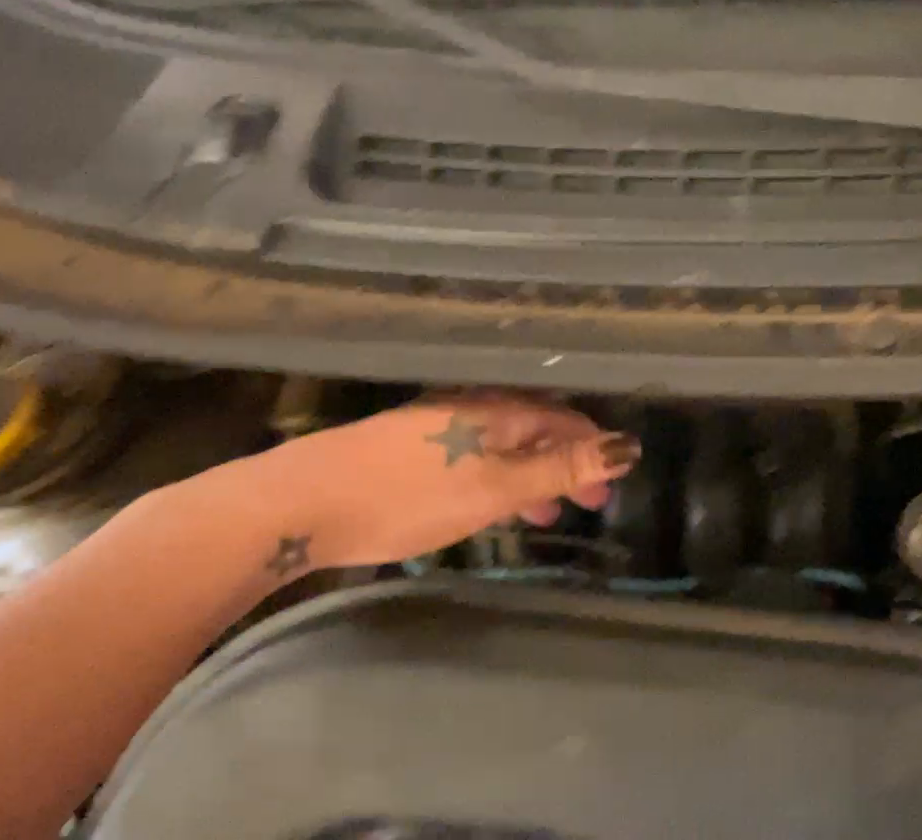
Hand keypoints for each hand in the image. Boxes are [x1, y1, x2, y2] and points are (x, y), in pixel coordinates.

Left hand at [183, 397, 638, 576]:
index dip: (595, 451)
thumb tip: (627, 446)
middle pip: (537, 430)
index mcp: (499, 411)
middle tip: (586, 505)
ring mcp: (437, 427)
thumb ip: (559, 469)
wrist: (294, 507)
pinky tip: (489, 504)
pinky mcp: (408, 450)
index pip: (566, 420)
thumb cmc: (407, 496)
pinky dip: (499, 479)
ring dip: (533, 475)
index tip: (609, 488)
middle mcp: (472, 408)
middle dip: (567, 464)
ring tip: (543, 514)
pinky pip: (476, 457)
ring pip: (504, 446)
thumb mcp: (495, 488)